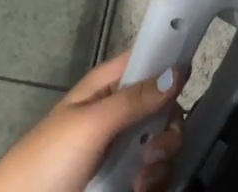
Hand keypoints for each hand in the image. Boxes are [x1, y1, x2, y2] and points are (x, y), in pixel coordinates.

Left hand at [0, 52, 185, 191]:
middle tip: (154, 152)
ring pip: (163, 143)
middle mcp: (119, 114)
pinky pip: (154, 174)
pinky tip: (140, 190)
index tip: (188, 79)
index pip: (147, 59)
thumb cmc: (48, 160)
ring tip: (142, 182)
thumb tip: (178, 69)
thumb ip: (134, 99)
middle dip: (169, 129)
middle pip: (164, 107)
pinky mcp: (123, 179)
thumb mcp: (90, 124)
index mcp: (107, 87)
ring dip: (162, 163)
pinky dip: (154, 183)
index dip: (170, 62)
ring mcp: (121, 149)